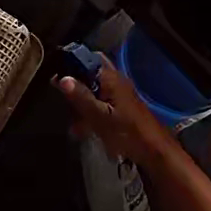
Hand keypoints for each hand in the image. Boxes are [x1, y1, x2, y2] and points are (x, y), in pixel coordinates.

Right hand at [57, 60, 180, 169]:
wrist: (155, 151)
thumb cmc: (127, 132)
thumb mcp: (100, 117)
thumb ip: (81, 97)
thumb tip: (61, 78)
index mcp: (110, 78)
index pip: (87, 58)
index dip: (69, 63)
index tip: (55, 76)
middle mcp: (115, 81)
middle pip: (89, 74)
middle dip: (74, 86)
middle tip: (62, 100)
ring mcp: (119, 94)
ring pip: (93, 90)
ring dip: (81, 104)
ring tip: (72, 123)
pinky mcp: (120, 108)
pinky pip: (100, 104)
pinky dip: (90, 114)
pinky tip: (82, 130)